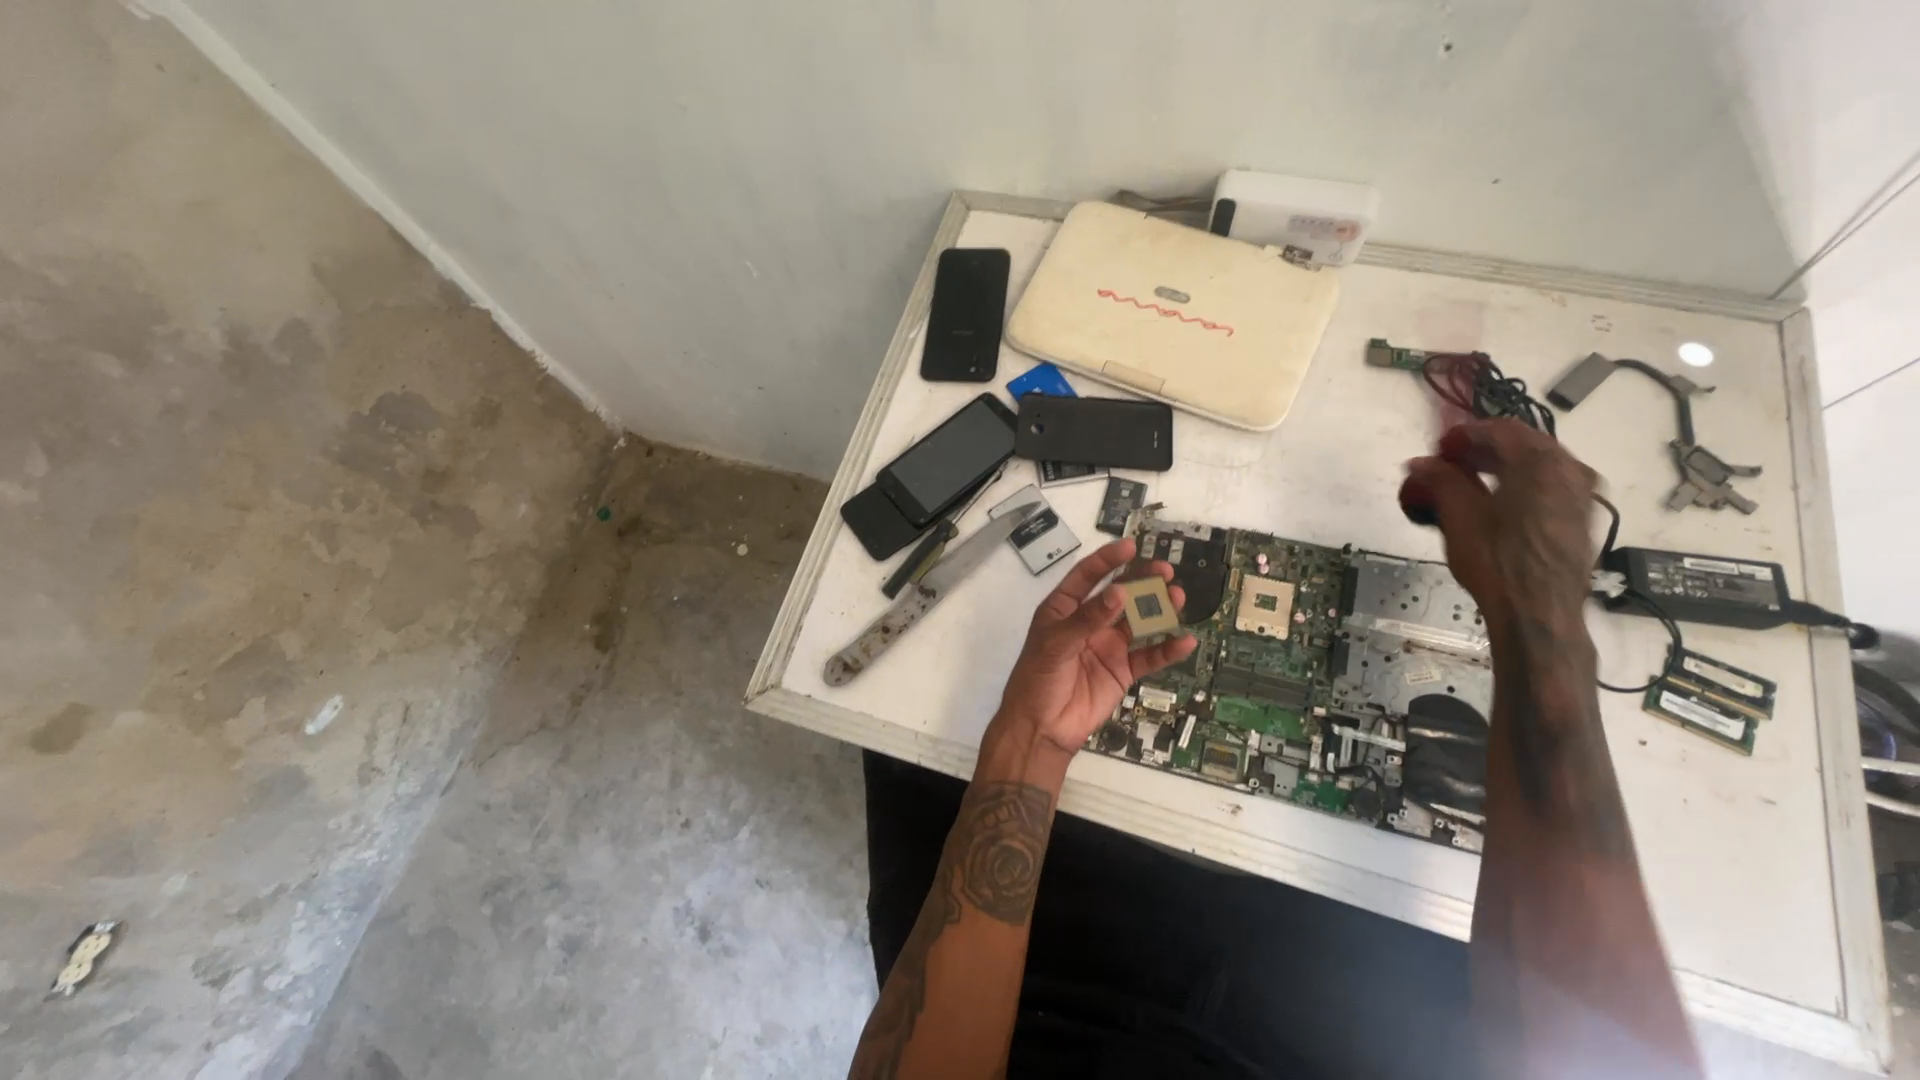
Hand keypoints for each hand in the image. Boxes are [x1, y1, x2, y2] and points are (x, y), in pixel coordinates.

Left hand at [994, 539, 1197, 757]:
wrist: (1042, 728)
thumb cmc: (1037, 679)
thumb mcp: (1055, 644)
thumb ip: (1088, 619)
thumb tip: (1119, 592)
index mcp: (1064, 610)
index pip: (1087, 577)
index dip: (1107, 560)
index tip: (1130, 547)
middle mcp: (1089, 623)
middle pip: (1120, 595)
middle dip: (1141, 581)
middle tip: (1165, 571)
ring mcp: (1108, 646)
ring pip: (1139, 621)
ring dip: (1158, 609)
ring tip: (1177, 597)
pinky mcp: (1122, 671)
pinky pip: (1149, 656)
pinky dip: (1167, 649)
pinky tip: (1185, 641)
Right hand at [1399, 419, 1597, 636]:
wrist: (1538, 613)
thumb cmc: (1497, 561)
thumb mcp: (1458, 516)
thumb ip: (1439, 480)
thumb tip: (1420, 464)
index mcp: (1541, 461)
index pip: (1499, 430)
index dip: (1462, 435)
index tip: (1436, 450)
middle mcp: (1570, 470)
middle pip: (1521, 445)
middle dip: (1480, 452)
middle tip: (1447, 467)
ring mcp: (1581, 495)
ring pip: (1536, 467)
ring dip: (1500, 469)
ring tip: (1466, 487)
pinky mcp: (1581, 518)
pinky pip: (1548, 487)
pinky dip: (1519, 486)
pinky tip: (1495, 505)